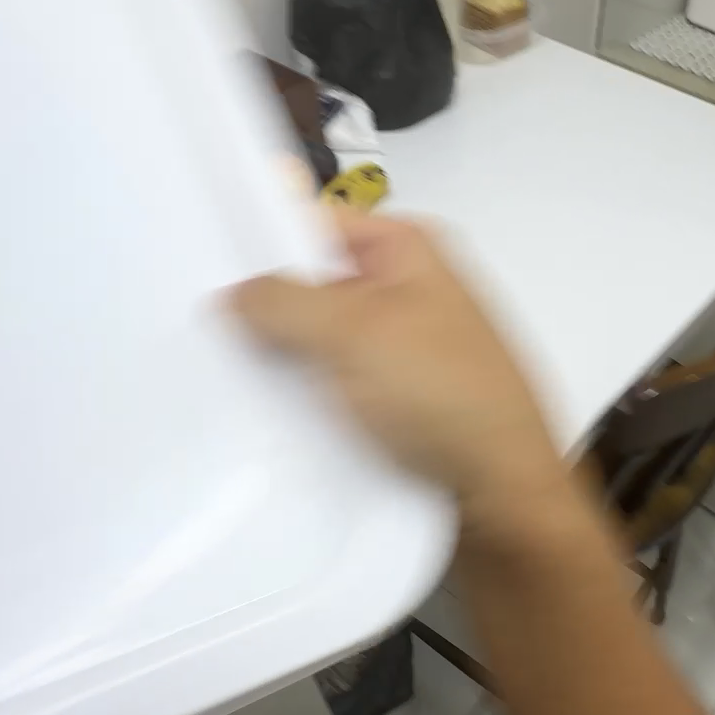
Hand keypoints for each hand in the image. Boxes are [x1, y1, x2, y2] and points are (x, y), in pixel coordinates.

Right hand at [231, 204, 569, 530]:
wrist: (505, 489)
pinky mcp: (409, 395)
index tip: (209, 279)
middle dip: (273, 312)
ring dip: (293, 361)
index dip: (262, 248)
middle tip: (218, 339)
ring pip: (331, 342)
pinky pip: (348, 382)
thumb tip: (238, 294)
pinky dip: (319, 395)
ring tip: (244, 383)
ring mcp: (412, 346)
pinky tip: (287, 416)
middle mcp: (414, 290)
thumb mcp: (354, 334)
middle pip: (319, 287)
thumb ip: (284, 302)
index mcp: (411, 249)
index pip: (315, 226)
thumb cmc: (446, 398)